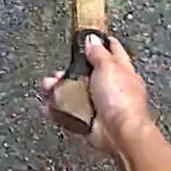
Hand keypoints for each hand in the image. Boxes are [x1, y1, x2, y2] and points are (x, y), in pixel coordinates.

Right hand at [40, 34, 153, 156]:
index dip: (101, 43)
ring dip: (59, 89)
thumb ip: (98, 53)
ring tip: (48, 87)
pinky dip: (58, 110)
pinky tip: (49, 106)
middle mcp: (111, 88)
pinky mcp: (90, 121)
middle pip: (87, 74)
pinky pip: (69, 113)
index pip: (112, 51)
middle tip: (58, 71)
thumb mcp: (109, 67)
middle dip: (70, 71)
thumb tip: (92, 39)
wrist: (119, 133)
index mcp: (122, 71)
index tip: (88, 37)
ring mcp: (100, 105)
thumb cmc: (121, 99)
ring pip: (75, 93)